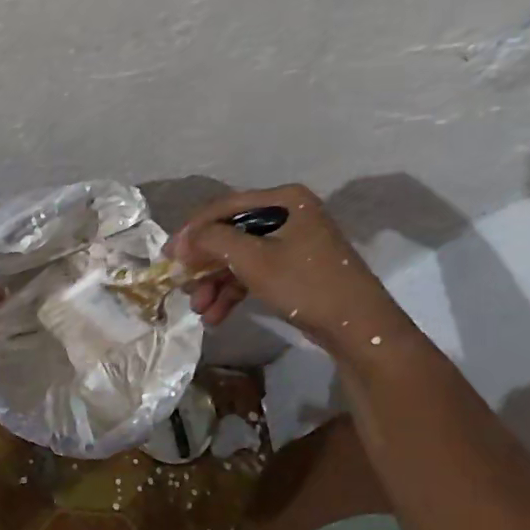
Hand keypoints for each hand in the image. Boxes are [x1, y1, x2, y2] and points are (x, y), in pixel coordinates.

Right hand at [167, 184, 412, 352]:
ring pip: (243, 257)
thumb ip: (214, 241)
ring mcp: (295, 242)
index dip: (195, 230)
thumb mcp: (255, 260)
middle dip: (206, 263)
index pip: (227, 206)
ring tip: (200, 310)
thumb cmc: (307, 285)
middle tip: (182, 284)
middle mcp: (290, 214)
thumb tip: (185, 239)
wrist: (360, 330)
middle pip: (233, 233)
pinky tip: (217, 316)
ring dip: (217, 282)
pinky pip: (257, 273)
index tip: (169, 255)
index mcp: (286, 199)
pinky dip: (235, 291)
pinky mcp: (297, 269)